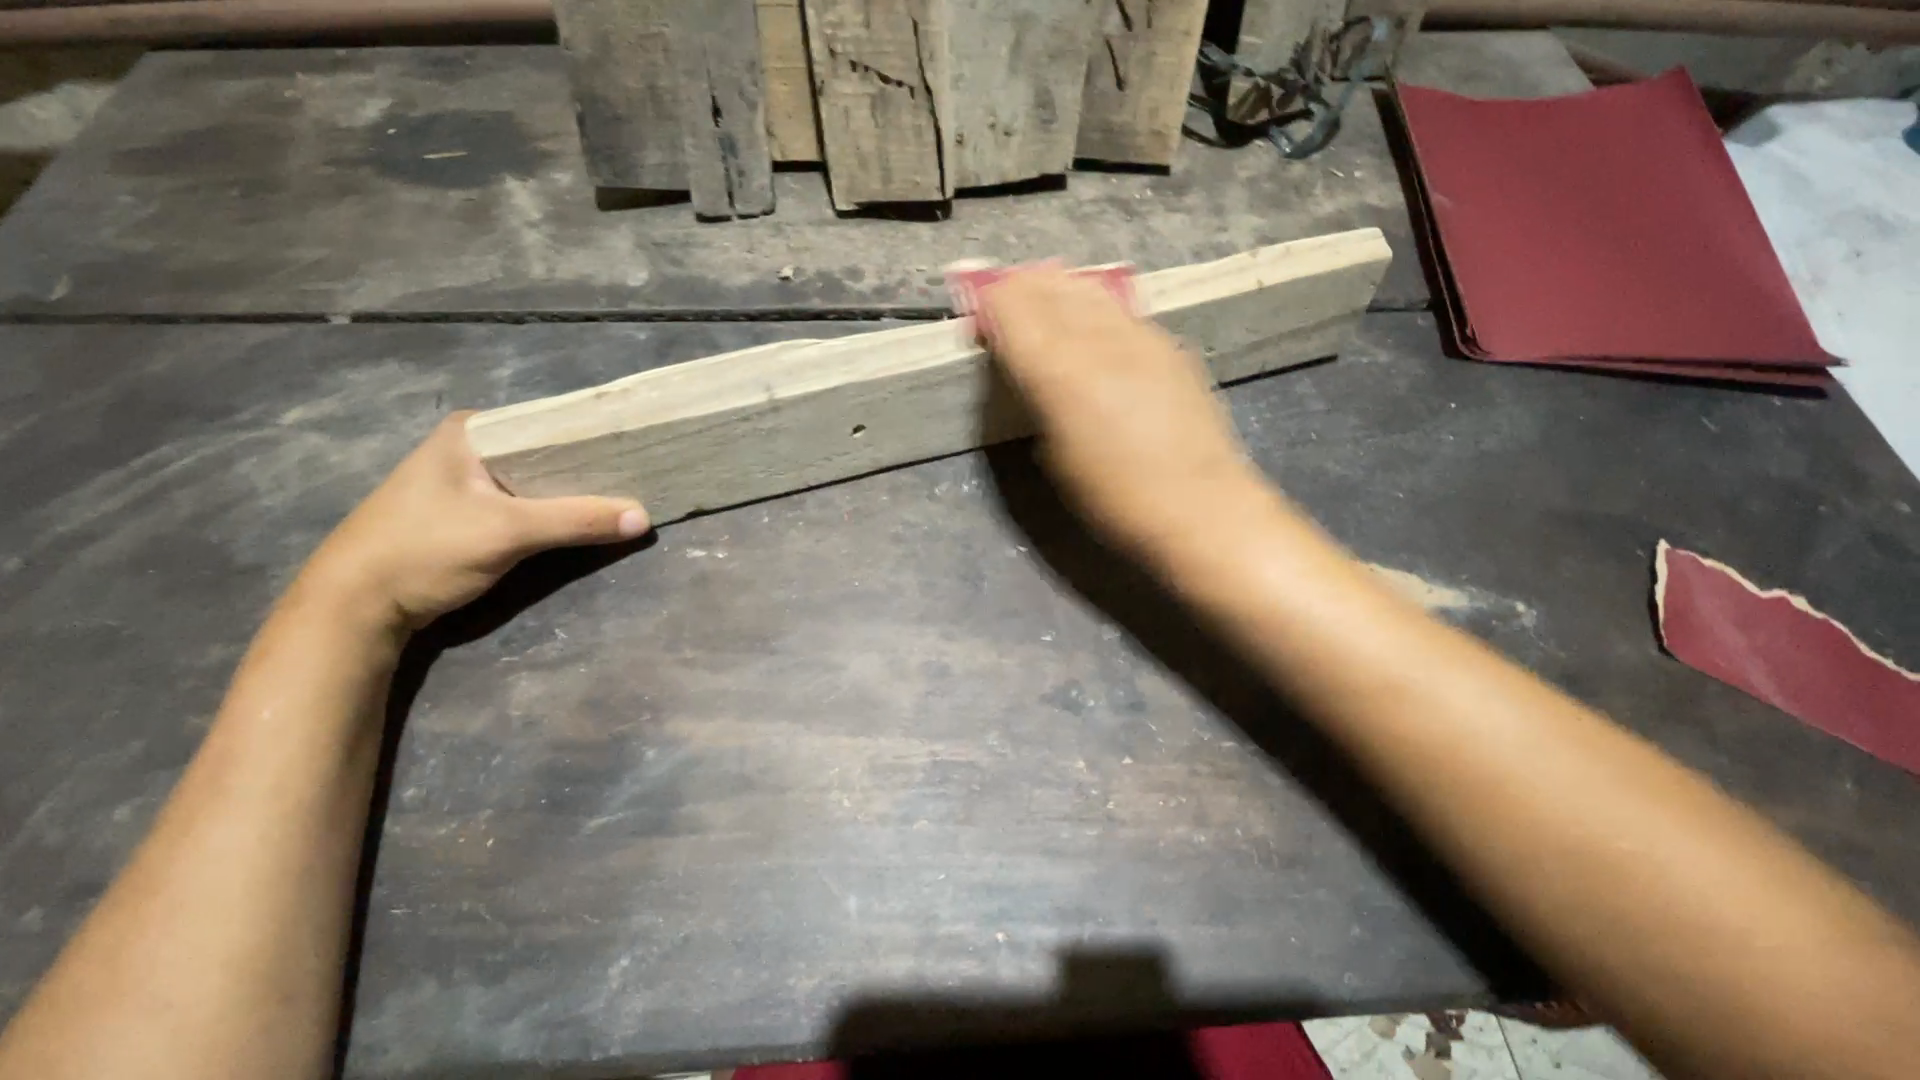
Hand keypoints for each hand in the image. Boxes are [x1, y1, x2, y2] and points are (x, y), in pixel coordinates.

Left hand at [302, 414, 649, 630]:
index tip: (643, 450)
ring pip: (538, 484)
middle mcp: (470, 448)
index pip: (551, 423)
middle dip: (590, 472)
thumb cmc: (424, 550)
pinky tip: (583, 524)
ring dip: (573, 498)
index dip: (597, 438)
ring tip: (624, 501)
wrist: (356, 606)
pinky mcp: (468, 517)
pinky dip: (553, 517)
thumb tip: (644, 518)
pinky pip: (525, 508)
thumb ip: (576, 520)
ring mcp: (467, 484)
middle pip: (547, 455)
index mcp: (472, 431)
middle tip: (642, 480)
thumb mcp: (507, 532)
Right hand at [977, 268, 1273, 563]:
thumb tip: (1022, 364)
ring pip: (1085, 287)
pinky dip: (1092, 307)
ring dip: (1056, 290)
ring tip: (1043, 307)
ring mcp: (1139, 333)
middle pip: (1046, 284)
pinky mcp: (1169, 343)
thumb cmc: (1113, 498)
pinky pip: (1118, 308)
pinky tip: (1092, 329)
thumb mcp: (1052, 452)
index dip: (986, 302)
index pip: (1010, 302)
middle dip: (1018, 289)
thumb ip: (1033, 393)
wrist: (1201, 507)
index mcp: (1057, 367)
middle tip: (1002, 307)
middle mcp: (1097, 336)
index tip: (977, 321)